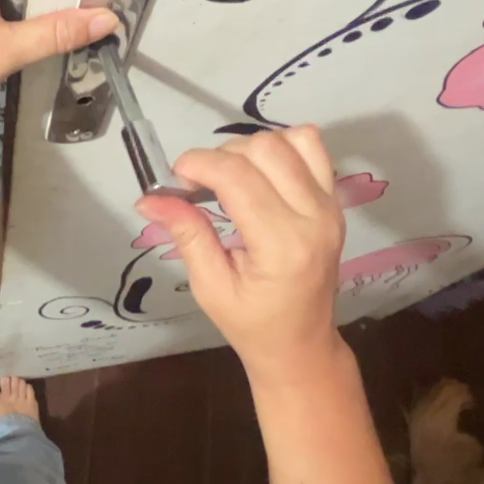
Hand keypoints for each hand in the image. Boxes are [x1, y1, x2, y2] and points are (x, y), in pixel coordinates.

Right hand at [134, 127, 348, 375]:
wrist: (301, 343)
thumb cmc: (251, 323)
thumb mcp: (209, 286)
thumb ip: (186, 234)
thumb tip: (148, 199)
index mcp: (282, 245)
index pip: (237, 177)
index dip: (198, 164)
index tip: (176, 179)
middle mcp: (314, 218)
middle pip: (264, 150)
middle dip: (220, 156)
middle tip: (200, 186)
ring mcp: (331, 206)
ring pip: (290, 140)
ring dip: (250, 149)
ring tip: (230, 177)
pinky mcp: (335, 200)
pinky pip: (313, 148)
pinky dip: (282, 147)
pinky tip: (260, 172)